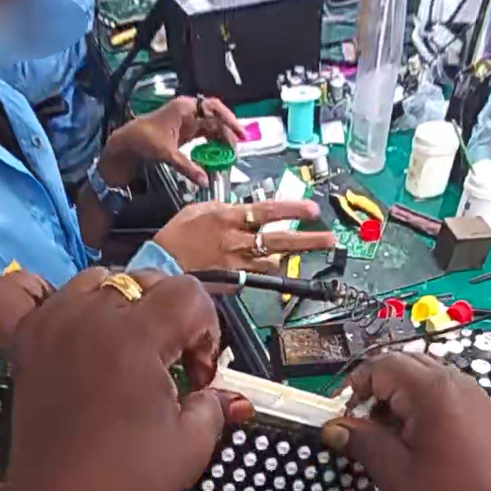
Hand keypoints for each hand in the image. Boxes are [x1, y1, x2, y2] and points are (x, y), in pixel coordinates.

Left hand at [0, 268, 252, 490]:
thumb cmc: (128, 477)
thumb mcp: (191, 446)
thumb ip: (216, 407)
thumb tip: (232, 397)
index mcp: (136, 338)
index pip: (188, 294)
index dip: (206, 333)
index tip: (198, 377)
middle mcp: (90, 317)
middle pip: (144, 281)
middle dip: (170, 319)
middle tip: (168, 369)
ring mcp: (50, 324)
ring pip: (94, 280)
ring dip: (119, 305)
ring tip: (123, 348)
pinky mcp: (21, 341)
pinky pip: (18, 290)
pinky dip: (39, 292)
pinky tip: (61, 315)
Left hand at [101, 95, 244, 185]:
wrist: (129, 143)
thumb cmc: (145, 140)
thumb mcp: (167, 154)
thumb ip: (187, 167)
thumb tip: (204, 180)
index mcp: (185, 108)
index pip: (214, 109)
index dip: (229, 120)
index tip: (240, 133)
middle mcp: (188, 111)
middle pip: (215, 118)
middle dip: (227, 130)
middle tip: (238, 145)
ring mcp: (186, 121)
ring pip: (210, 126)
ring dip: (220, 138)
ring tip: (230, 151)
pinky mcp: (184, 132)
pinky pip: (203, 135)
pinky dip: (211, 143)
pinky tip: (217, 153)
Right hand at [152, 200, 336, 274]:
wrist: (161, 266)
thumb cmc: (174, 238)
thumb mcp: (198, 210)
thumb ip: (224, 209)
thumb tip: (242, 211)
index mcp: (229, 218)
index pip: (269, 211)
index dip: (294, 211)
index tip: (313, 211)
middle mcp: (237, 241)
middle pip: (280, 240)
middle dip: (308, 240)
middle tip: (330, 240)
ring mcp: (236, 264)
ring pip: (272, 262)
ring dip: (289, 257)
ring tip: (306, 253)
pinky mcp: (232, 282)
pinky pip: (254, 276)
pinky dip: (263, 270)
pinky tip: (270, 268)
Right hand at [320, 354, 490, 490]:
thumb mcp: (394, 471)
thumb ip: (360, 442)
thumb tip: (332, 429)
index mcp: (431, 391)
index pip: (381, 365)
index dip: (355, 385)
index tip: (343, 414)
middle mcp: (454, 381)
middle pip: (402, 364)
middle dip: (375, 388)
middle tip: (361, 423)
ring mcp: (470, 392)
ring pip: (421, 376)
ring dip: (396, 396)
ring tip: (387, 433)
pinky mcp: (479, 407)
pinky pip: (440, 390)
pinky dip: (418, 404)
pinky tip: (413, 437)